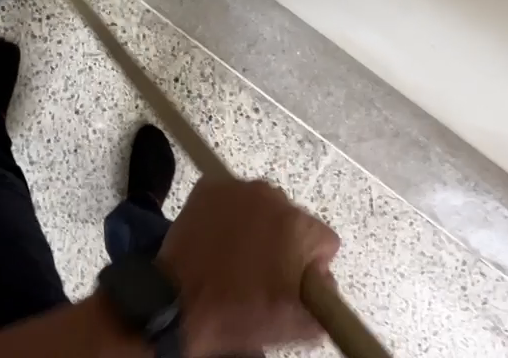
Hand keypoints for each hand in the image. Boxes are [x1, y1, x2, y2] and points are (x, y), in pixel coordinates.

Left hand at [156, 178, 340, 356]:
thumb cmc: (241, 310)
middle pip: (293, 218)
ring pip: (262, 205)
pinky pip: (231, 197)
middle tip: (266, 268)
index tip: (295, 279)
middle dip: (286, 240)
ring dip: (258, 223)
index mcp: (298, 226)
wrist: (181, 298)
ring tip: (240, 253)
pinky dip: (230, 213)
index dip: (313, 264)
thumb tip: (321, 278)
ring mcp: (235, 187)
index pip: (325, 240)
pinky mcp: (208, 186)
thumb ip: (326, 297)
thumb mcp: (299, 321)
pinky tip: (220, 237)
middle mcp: (270, 195)